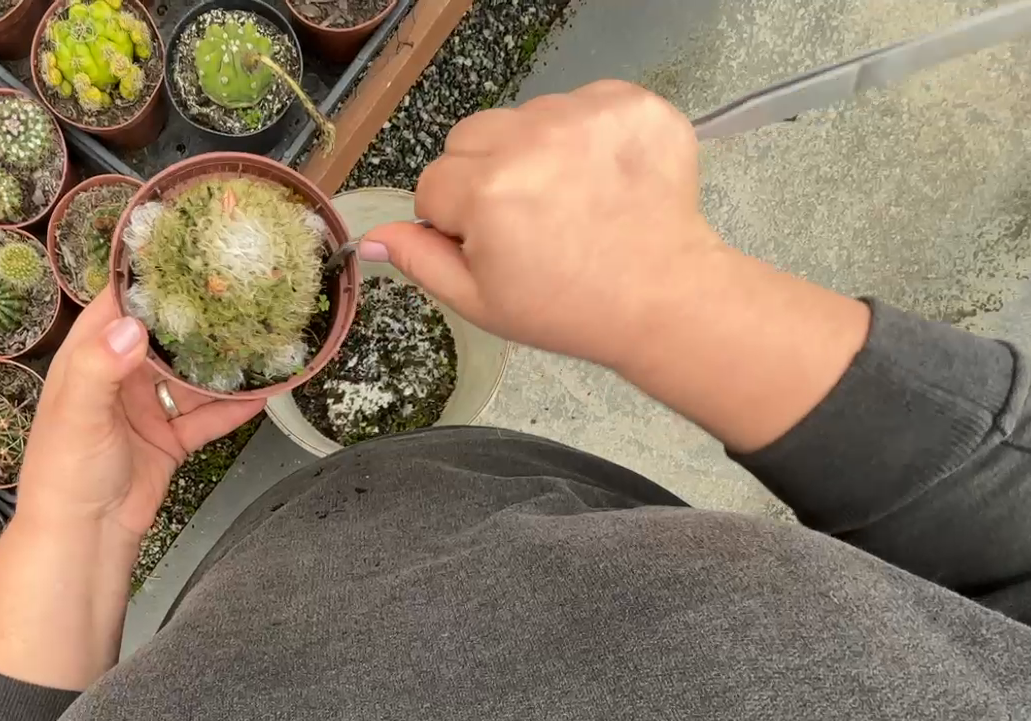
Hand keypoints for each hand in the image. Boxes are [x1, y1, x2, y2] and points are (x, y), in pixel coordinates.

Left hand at [0, 292, 261, 689]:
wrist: (84, 534)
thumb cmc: (66, 471)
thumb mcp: (78, 414)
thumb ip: (101, 367)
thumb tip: (133, 323)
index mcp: (90, 360)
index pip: (118, 305)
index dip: (148, 278)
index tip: (184, 251)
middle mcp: (120, 378)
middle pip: (164, 338)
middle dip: (198, 318)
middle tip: (238, 291)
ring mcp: (147, 410)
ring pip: (191, 379)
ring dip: (222, 365)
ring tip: (259, 339)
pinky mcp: (169, 441)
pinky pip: (205, 419)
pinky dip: (231, 409)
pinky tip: (263, 394)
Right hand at [363, 80, 725, 369]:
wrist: (660, 297)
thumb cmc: (566, 308)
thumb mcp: (478, 301)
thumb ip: (419, 261)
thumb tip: (369, 238)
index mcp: (485, 192)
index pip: (432, 185)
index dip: (453, 222)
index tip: (488, 246)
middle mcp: (530, 139)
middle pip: (468, 138)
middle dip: (481, 178)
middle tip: (523, 223)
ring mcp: (584, 114)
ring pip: (519, 118)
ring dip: (528, 154)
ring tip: (564, 202)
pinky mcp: (628, 102)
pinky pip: (574, 103)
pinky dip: (577, 137)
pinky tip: (595, 180)